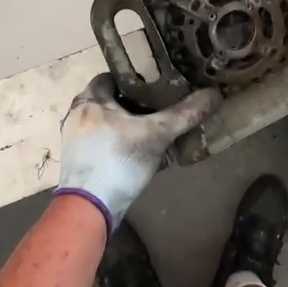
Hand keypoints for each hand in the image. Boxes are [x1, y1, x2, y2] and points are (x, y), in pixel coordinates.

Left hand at [55, 75, 219, 230]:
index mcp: (89, 100)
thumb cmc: (117, 161)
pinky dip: (117, 143)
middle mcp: (76, 115)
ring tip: (150, 130)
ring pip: (104, 123)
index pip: (111, 77)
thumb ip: (184, 114)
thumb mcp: (156, 135)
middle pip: (108, 101)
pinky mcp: (78, 162)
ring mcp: (74, 140)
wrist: (88, 208)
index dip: (133, 78)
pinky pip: (100, 143)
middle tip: (158, 107)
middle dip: (131, 103)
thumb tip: (213, 94)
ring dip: (124, 124)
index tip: (155, 85)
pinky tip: (136, 153)